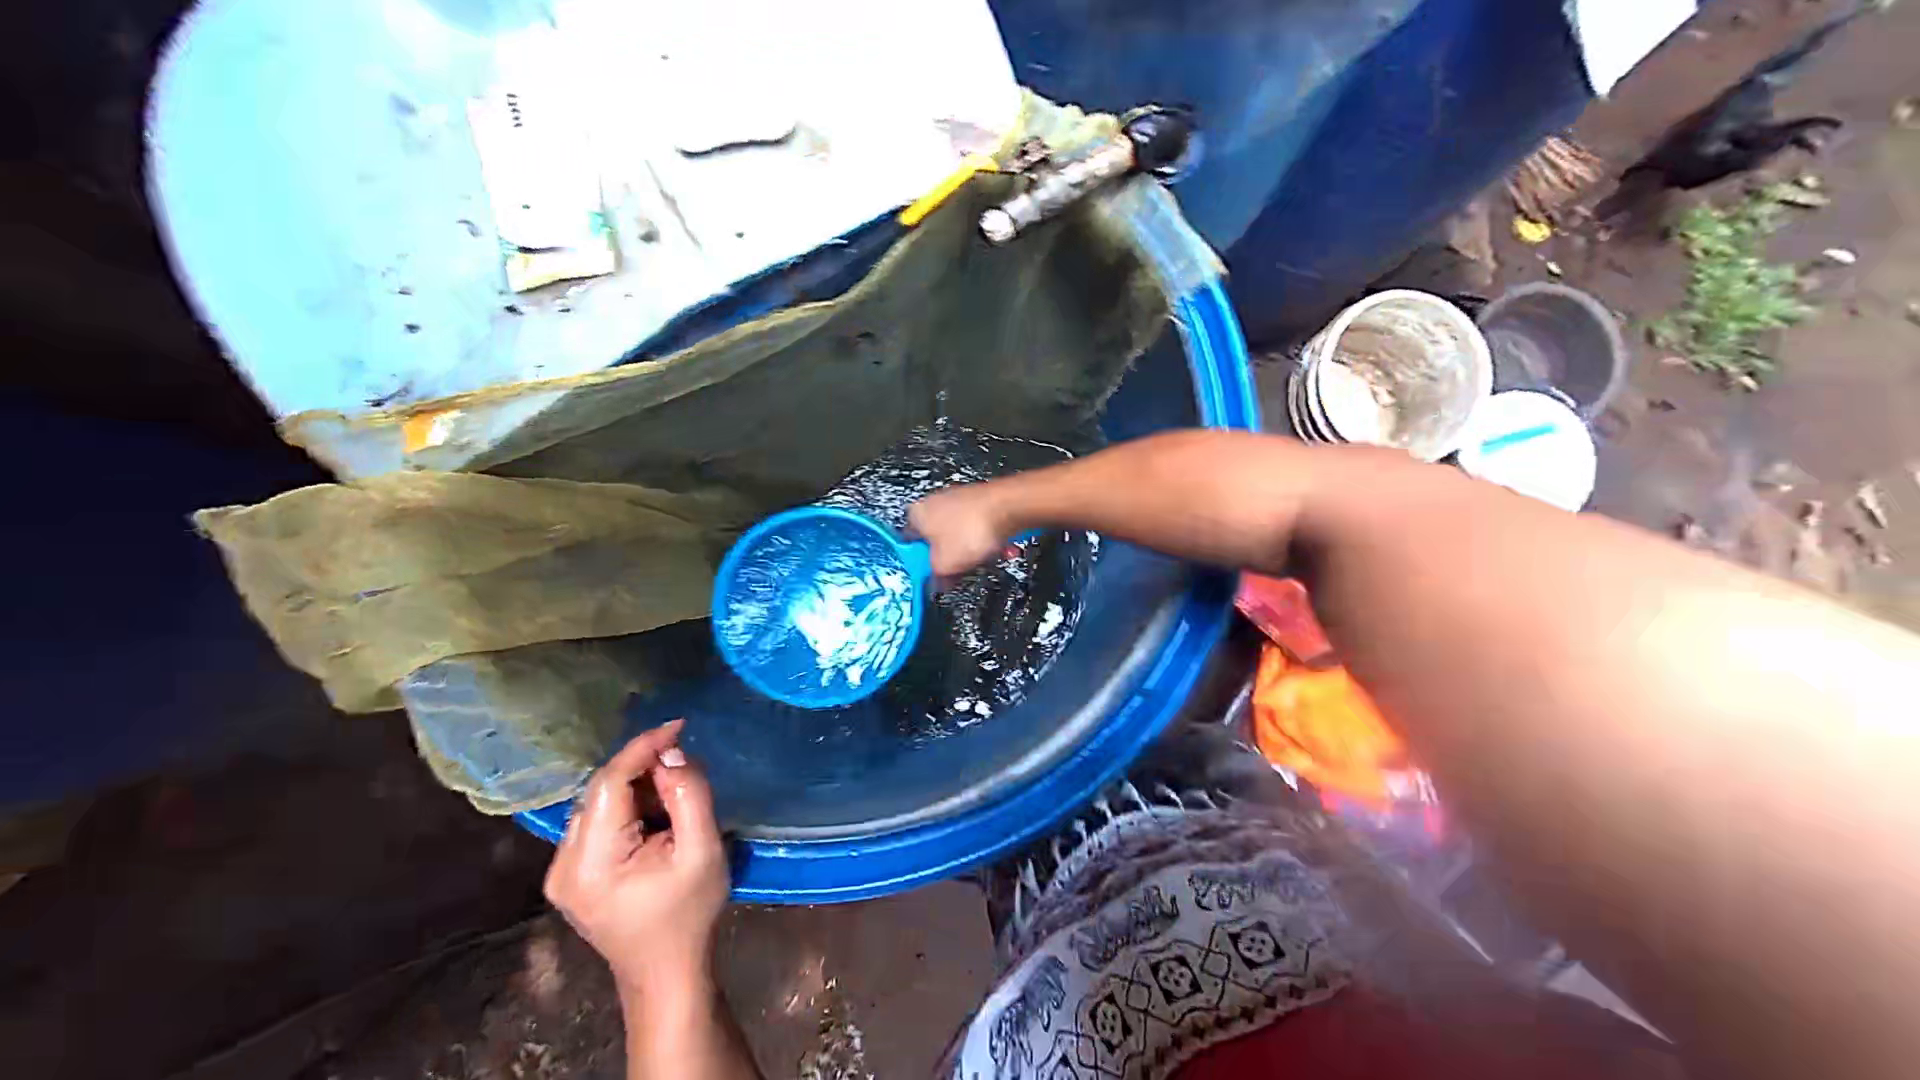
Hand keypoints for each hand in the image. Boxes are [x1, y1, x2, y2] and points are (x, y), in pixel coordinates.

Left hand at [544, 720, 728, 999]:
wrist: (665, 970)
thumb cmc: (689, 913)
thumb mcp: (702, 850)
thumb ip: (689, 795)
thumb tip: (672, 753)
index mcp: (591, 863)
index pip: (609, 784)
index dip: (642, 748)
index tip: (678, 726)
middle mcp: (562, 864)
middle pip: (601, 790)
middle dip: (644, 767)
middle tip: (685, 764)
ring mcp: (560, 870)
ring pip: (599, 801)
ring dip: (638, 786)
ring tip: (676, 795)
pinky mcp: (569, 872)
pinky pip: (598, 818)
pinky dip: (628, 805)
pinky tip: (656, 815)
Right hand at [908, 483, 1015, 577]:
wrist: (1010, 508)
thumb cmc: (974, 527)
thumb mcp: (944, 566)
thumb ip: (935, 577)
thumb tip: (936, 582)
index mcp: (916, 514)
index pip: (909, 543)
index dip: (921, 563)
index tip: (932, 576)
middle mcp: (935, 502)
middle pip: (938, 541)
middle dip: (953, 558)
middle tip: (961, 570)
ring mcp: (960, 499)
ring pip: (962, 536)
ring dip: (974, 550)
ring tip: (985, 558)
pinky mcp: (982, 502)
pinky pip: (981, 528)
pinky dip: (989, 540)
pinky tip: (999, 549)